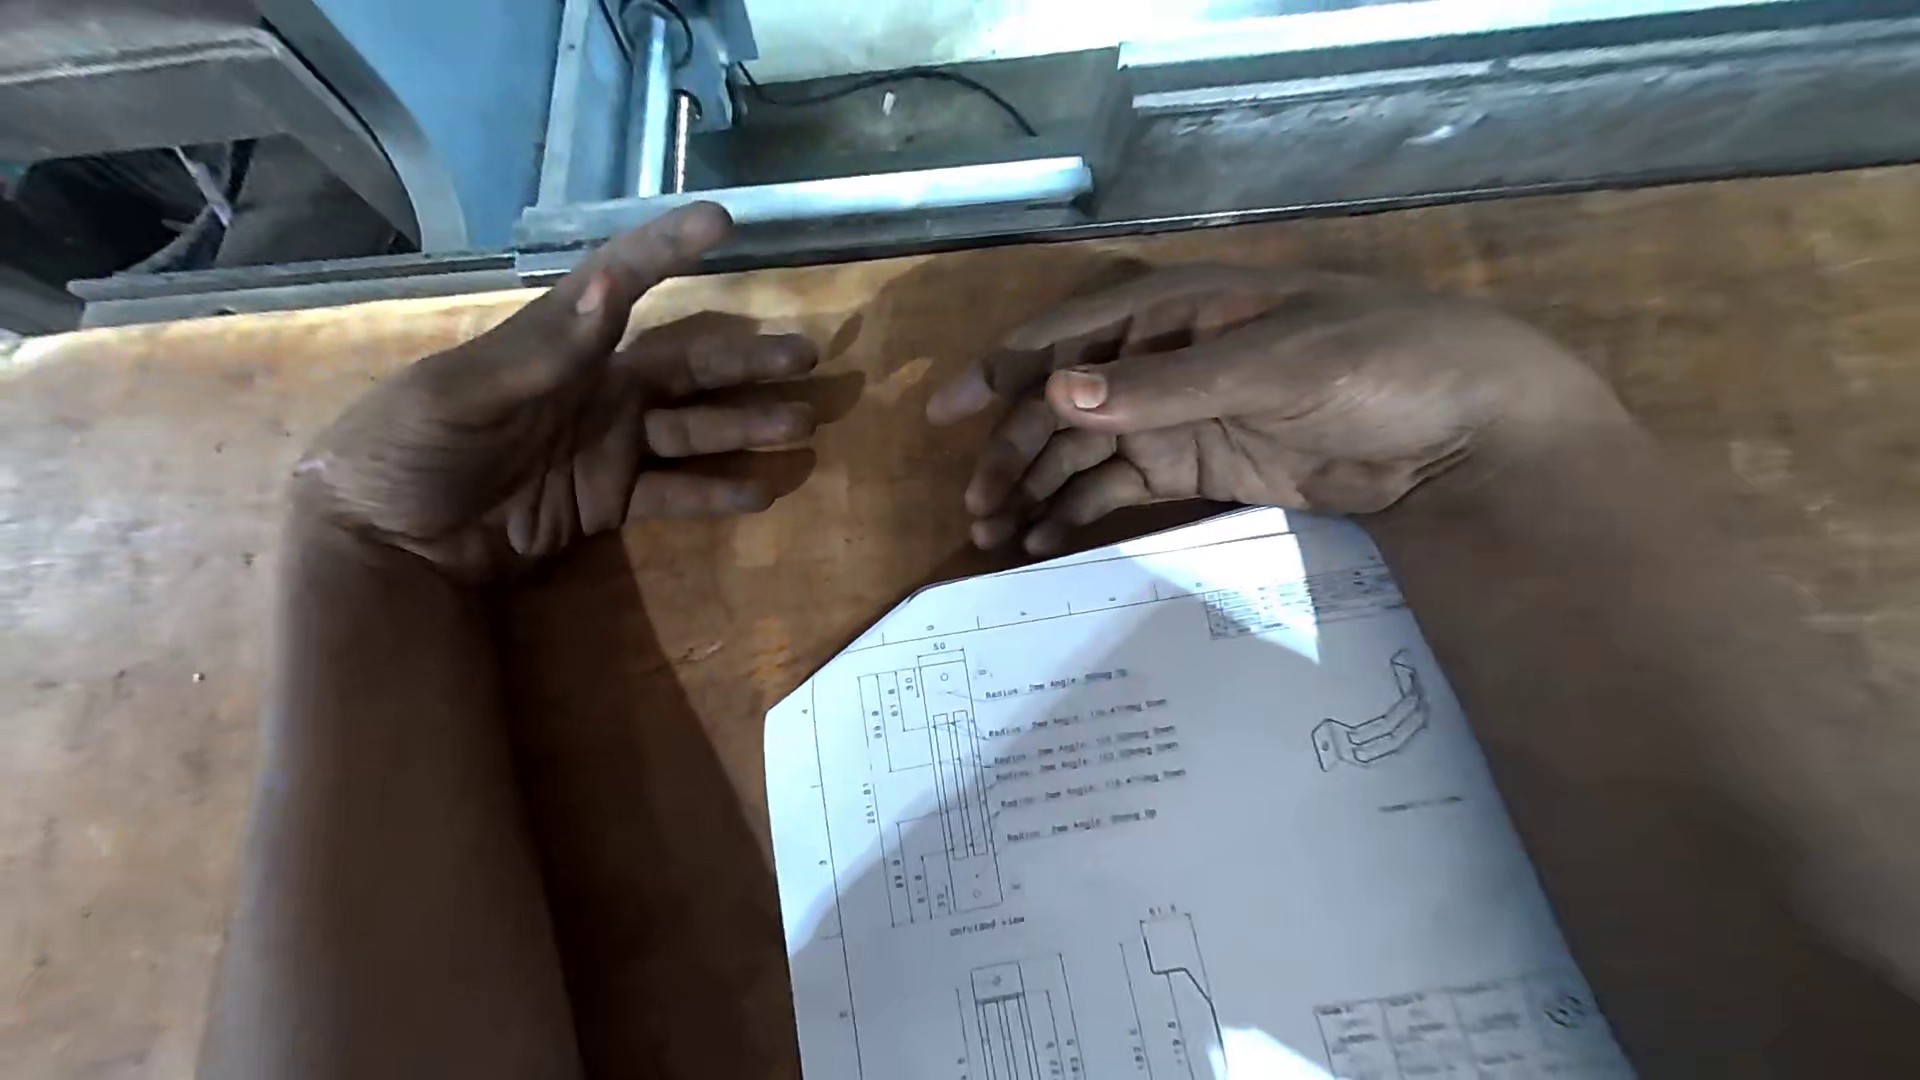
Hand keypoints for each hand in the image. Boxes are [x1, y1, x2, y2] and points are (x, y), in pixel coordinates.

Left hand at [292, 203, 816, 580]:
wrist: (387, 546)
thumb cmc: (403, 453)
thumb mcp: (455, 396)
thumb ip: (541, 352)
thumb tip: (610, 289)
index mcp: (561, 352)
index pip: (621, 284)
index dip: (669, 250)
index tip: (722, 223)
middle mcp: (599, 393)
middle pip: (688, 370)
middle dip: (746, 362)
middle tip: (805, 358)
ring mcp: (612, 449)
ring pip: (697, 432)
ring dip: (749, 427)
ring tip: (801, 425)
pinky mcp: (614, 502)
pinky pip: (678, 495)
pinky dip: (717, 494)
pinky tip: (760, 493)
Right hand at [927, 265, 1624, 553]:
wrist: (1454, 435)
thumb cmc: (1376, 366)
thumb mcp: (1272, 367)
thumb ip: (1164, 386)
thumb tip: (1057, 397)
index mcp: (1169, 314)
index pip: (1064, 340)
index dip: (998, 372)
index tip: (945, 412)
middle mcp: (1155, 364)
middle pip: (1058, 408)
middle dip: (1010, 453)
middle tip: (974, 506)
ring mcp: (1168, 420)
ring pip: (1077, 453)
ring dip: (1034, 490)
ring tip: (995, 534)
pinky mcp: (1185, 468)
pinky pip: (1112, 489)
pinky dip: (1076, 513)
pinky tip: (1046, 542)